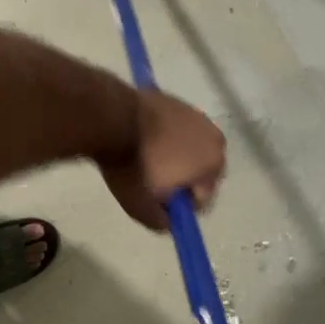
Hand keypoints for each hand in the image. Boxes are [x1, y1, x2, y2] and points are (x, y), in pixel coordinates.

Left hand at [101, 91, 226, 229]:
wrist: (110, 118)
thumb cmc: (132, 166)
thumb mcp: (141, 207)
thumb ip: (160, 221)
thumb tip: (169, 222)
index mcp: (214, 165)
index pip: (202, 199)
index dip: (179, 205)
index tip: (158, 203)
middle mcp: (214, 138)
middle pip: (200, 171)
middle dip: (182, 180)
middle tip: (153, 183)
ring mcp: (197, 115)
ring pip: (190, 149)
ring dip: (176, 158)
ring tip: (147, 161)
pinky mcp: (178, 100)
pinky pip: (177, 130)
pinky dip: (167, 138)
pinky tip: (145, 142)